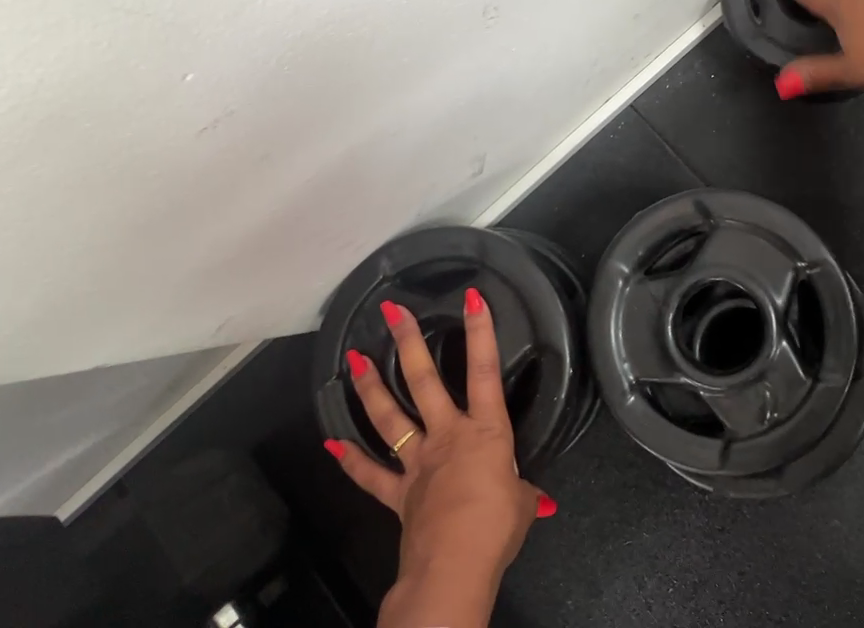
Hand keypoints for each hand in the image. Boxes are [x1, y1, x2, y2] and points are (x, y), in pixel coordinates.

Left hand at [325, 289, 553, 627]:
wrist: (455, 566)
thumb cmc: (497, 527)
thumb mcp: (523, 504)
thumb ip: (523, 492)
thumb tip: (533, 499)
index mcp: (486, 432)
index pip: (485, 371)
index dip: (481, 332)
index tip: (472, 297)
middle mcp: (448, 436)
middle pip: (425, 381)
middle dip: (410, 342)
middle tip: (392, 312)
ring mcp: (418, 462)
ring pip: (391, 417)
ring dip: (371, 387)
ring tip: (355, 358)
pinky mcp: (398, 493)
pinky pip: (370, 474)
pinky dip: (349, 459)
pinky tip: (330, 443)